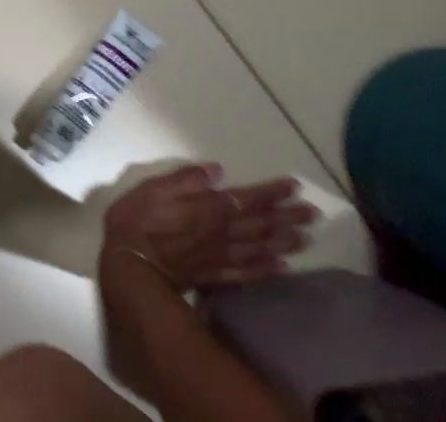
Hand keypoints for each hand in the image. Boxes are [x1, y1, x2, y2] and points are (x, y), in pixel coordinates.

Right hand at [102, 163, 316, 288]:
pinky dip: (267, 270)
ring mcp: (221, 256)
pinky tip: (282, 268)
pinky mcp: (215, 275)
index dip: (272, 192)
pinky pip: (248, 272)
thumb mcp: (152, 189)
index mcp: (208, 208)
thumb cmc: (136, 222)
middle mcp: (223, 232)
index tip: (295, 187)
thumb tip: (217, 170)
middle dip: (287, 216)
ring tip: (306, 238)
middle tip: (313, 214)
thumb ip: (185, 180)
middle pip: (261, 223)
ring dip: (284, 242)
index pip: (247, 198)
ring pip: (260, 247)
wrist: (131, 267)